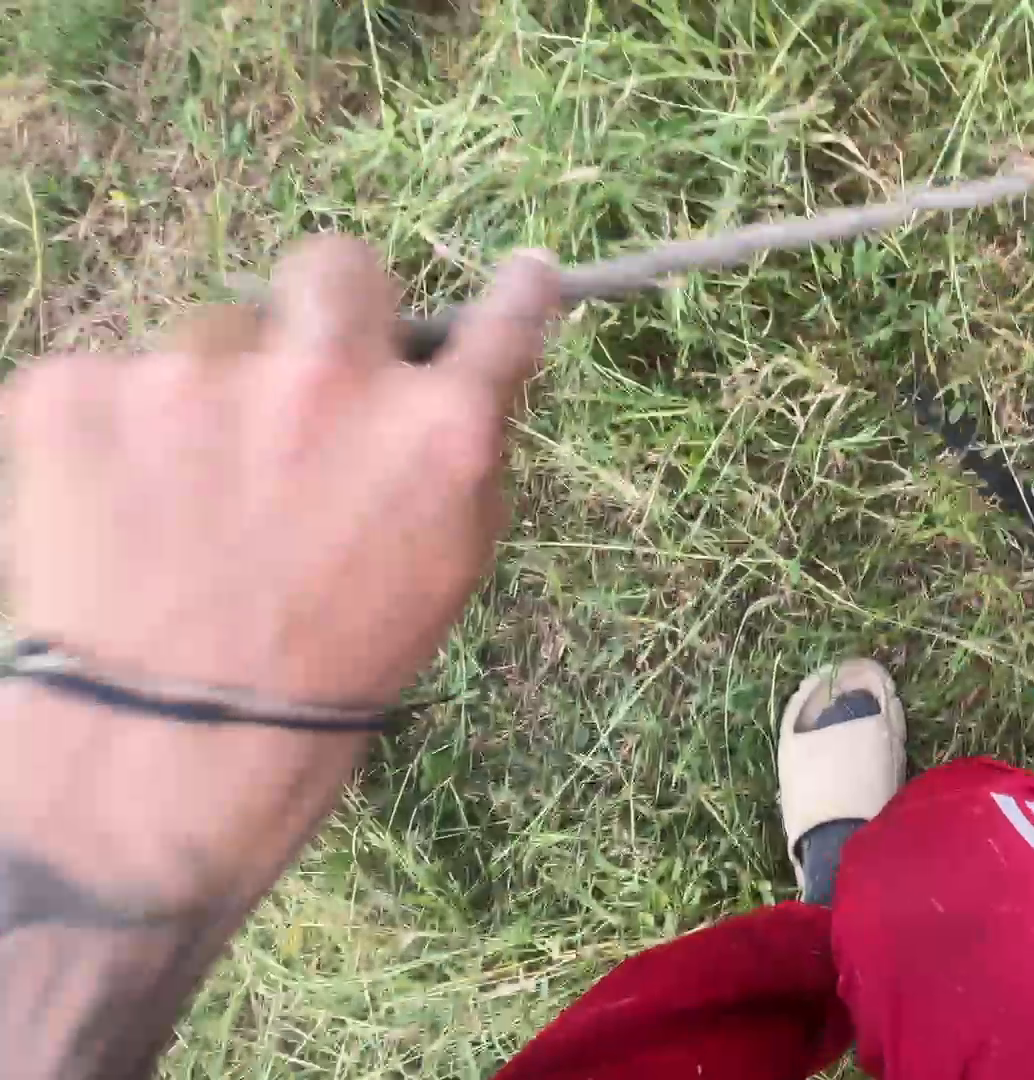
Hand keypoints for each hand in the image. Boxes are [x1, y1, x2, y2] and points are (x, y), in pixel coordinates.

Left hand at [1, 235, 557, 705]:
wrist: (190, 717)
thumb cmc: (362, 633)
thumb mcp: (460, 545)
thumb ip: (465, 451)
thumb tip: (454, 384)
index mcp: (440, 429)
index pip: (502, 330)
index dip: (524, 291)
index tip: (532, 265)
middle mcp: (332, 380)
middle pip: (342, 262)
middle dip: (343, 301)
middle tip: (324, 363)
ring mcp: (195, 373)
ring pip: (221, 327)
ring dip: (232, 378)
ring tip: (213, 471)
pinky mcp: (70, 387)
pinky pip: (125, 371)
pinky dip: (141, 418)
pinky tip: (143, 490)